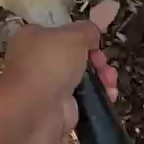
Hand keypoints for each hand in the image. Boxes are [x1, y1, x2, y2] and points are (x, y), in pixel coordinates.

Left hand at [0, 0, 119, 129]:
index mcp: (33, 37)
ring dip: (100, 78)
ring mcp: (47, 87)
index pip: (60, 33)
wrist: (33, 112)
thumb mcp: (73, 36)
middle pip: (74, 57)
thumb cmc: (49, 64)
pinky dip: (97, 98)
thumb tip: (92, 33)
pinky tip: (109, 96)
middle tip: (104, 64)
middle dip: (95, 59)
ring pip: (80, 80)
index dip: (81, 37)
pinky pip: (83, 101)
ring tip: (110, 82)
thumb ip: (87, 30)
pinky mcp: (58, 111)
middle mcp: (37, 61)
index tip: (96, 43)